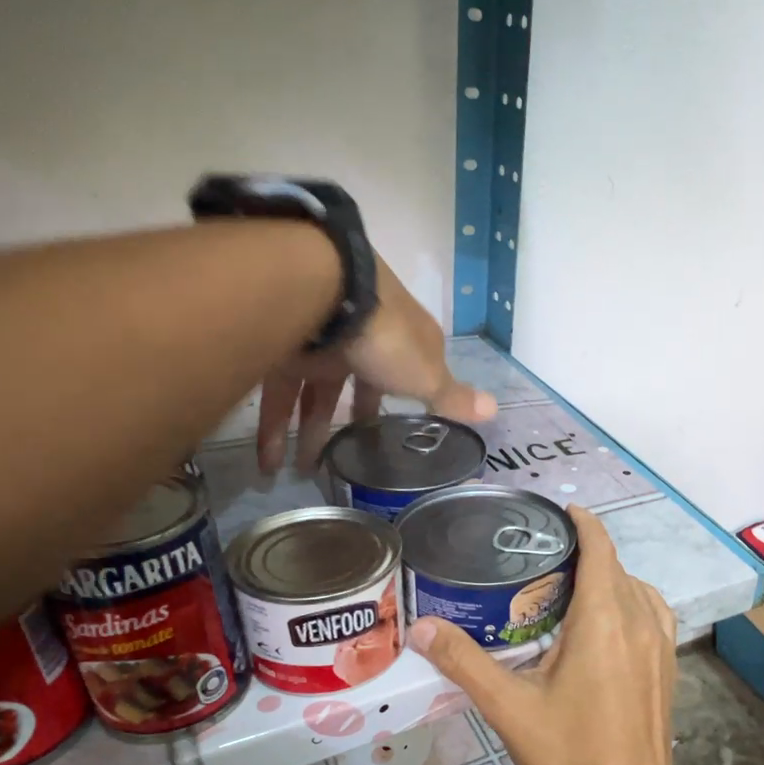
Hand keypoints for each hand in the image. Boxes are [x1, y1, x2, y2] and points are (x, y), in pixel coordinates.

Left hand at [257, 253, 496, 472]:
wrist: (323, 290)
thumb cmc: (388, 337)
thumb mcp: (428, 374)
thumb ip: (452, 397)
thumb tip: (495, 409)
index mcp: (404, 339)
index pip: (409, 369)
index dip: (407, 398)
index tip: (398, 430)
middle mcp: (364, 338)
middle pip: (357, 386)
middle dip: (350, 425)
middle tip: (344, 462)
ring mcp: (322, 342)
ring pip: (315, 395)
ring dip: (308, 435)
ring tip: (300, 474)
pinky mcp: (284, 348)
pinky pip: (281, 395)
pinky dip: (274, 428)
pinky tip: (268, 461)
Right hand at [407, 506, 685, 764]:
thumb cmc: (570, 752)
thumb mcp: (509, 707)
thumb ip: (464, 662)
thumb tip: (420, 627)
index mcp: (604, 618)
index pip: (600, 548)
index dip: (583, 522)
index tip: (558, 511)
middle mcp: (639, 620)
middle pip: (616, 568)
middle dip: (586, 554)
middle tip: (541, 560)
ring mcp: (661, 645)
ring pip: (638, 590)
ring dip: (610, 579)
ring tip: (571, 589)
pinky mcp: (668, 667)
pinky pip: (653, 614)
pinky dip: (631, 603)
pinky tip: (608, 625)